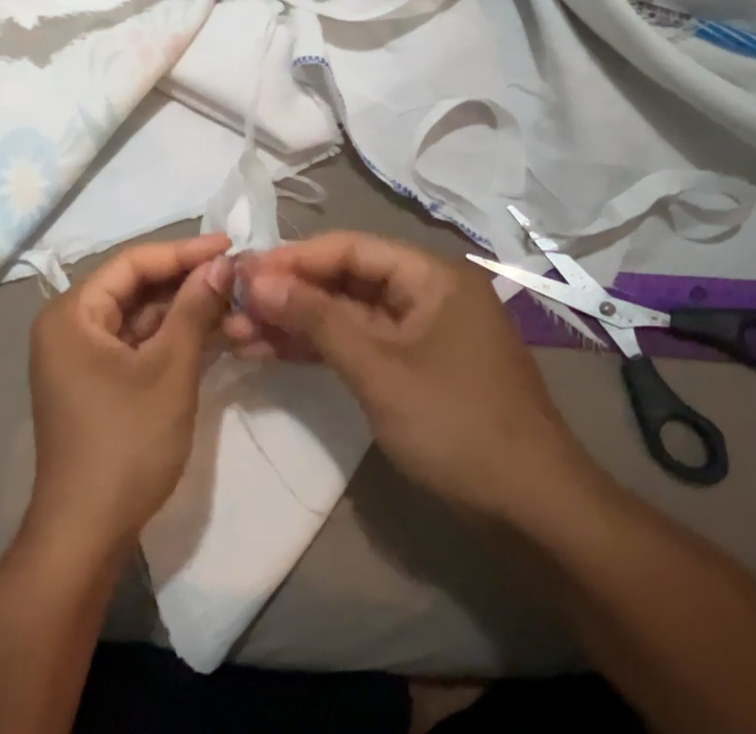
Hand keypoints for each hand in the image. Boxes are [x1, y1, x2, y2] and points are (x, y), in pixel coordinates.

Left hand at [25, 235, 233, 549]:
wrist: (87, 527)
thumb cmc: (126, 442)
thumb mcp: (169, 370)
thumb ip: (194, 310)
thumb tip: (221, 263)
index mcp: (70, 314)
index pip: (131, 263)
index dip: (183, 251)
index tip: (231, 245)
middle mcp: (67, 328)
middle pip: (131, 289)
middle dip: (184, 281)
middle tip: (238, 274)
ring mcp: (78, 359)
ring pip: (135, 319)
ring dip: (180, 311)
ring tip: (233, 299)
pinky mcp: (93, 384)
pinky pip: (133, 347)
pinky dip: (168, 340)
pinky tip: (210, 333)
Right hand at [225, 232, 590, 515]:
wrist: (528, 508)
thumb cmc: (456, 425)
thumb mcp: (378, 368)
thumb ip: (314, 318)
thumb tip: (254, 277)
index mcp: (431, 276)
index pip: (347, 248)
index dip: (289, 259)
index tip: (236, 275)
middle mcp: (426, 294)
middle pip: (343, 279)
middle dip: (285, 294)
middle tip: (227, 308)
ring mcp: (419, 333)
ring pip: (344, 314)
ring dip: (293, 323)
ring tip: (234, 334)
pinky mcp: (411, 368)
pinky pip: (356, 344)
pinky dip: (316, 348)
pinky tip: (268, 354)